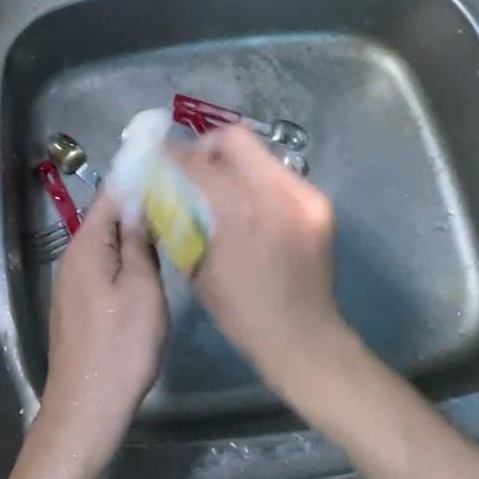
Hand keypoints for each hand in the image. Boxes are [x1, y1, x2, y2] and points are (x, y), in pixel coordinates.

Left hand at [39, 193, 167, 451]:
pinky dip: (129, 258)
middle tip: (184, 199)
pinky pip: (106, 265)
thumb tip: (140, 203)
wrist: (87, 408)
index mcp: (86, 245)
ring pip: (109, 244)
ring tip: (176, 225)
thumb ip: (140, 243)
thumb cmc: (120, 347)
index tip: (171, 169)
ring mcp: (74, 282)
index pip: (111, 194)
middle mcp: (74, 256)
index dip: (139, 179)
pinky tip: (155, 262)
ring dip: (137, 234)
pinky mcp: (81, 303)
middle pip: (109, 218)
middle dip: (142, 206)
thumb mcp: (142, 289)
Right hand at [171, 126, 344, 379]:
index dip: (174, 155)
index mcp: (241, 214)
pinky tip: (247, 203)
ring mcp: (305, 195)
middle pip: (234, 139)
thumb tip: (159, 189)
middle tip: (191, 166)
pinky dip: (256, 180)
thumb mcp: (198, 268)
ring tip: (219, 185)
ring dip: (233, 162)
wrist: (304, 338)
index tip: (160, 158)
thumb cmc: (242, 313)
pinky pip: (279, 174)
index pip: (200, 163)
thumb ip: (180, 221)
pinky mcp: (319, 203)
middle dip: (206, 148)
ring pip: (260, 153)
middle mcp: (278, 193)